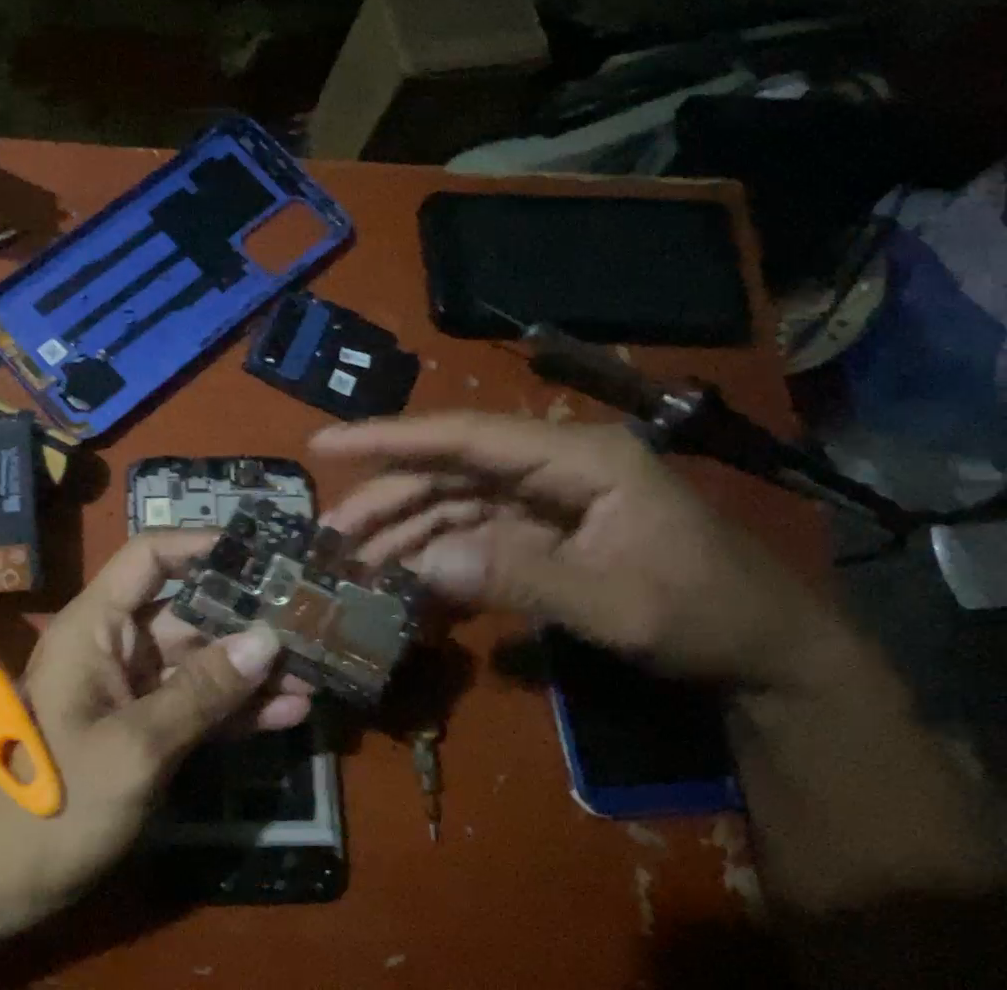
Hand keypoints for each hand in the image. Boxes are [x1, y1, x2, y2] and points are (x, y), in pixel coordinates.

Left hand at [0, 531, 311, 933]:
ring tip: (319, 670)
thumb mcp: (137, 745)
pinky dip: (237, 710)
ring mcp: (129, 692)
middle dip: (247, 617)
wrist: (4, 879)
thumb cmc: (59, 801)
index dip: (201, 546)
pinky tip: (291, 713)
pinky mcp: (143, 733)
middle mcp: (113, 647)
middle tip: (317, 621)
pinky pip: (196, 707)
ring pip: (198, 663)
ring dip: (252, 669)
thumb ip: (203, 692)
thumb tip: (268, 638)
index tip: (266, 553)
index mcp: (94, 628)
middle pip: (186, 611)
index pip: (148, 559)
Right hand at [310, 412, 848, 688]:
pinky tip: (397, 579)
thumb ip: (521, 577)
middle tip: (327, 536)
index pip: (466, 437)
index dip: (389, 438)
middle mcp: (554, 468)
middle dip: (384, 499)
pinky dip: (432, 555)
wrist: (771, 656)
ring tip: (350, 564)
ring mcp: (546, 502)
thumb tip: (424, 563)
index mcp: (579, 458)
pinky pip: (471, 535)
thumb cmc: (707, 617)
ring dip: (400, 530)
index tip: (323, 444)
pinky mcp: (543, 535)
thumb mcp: (619, 603)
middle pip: (447, 470)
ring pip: (452, 503)